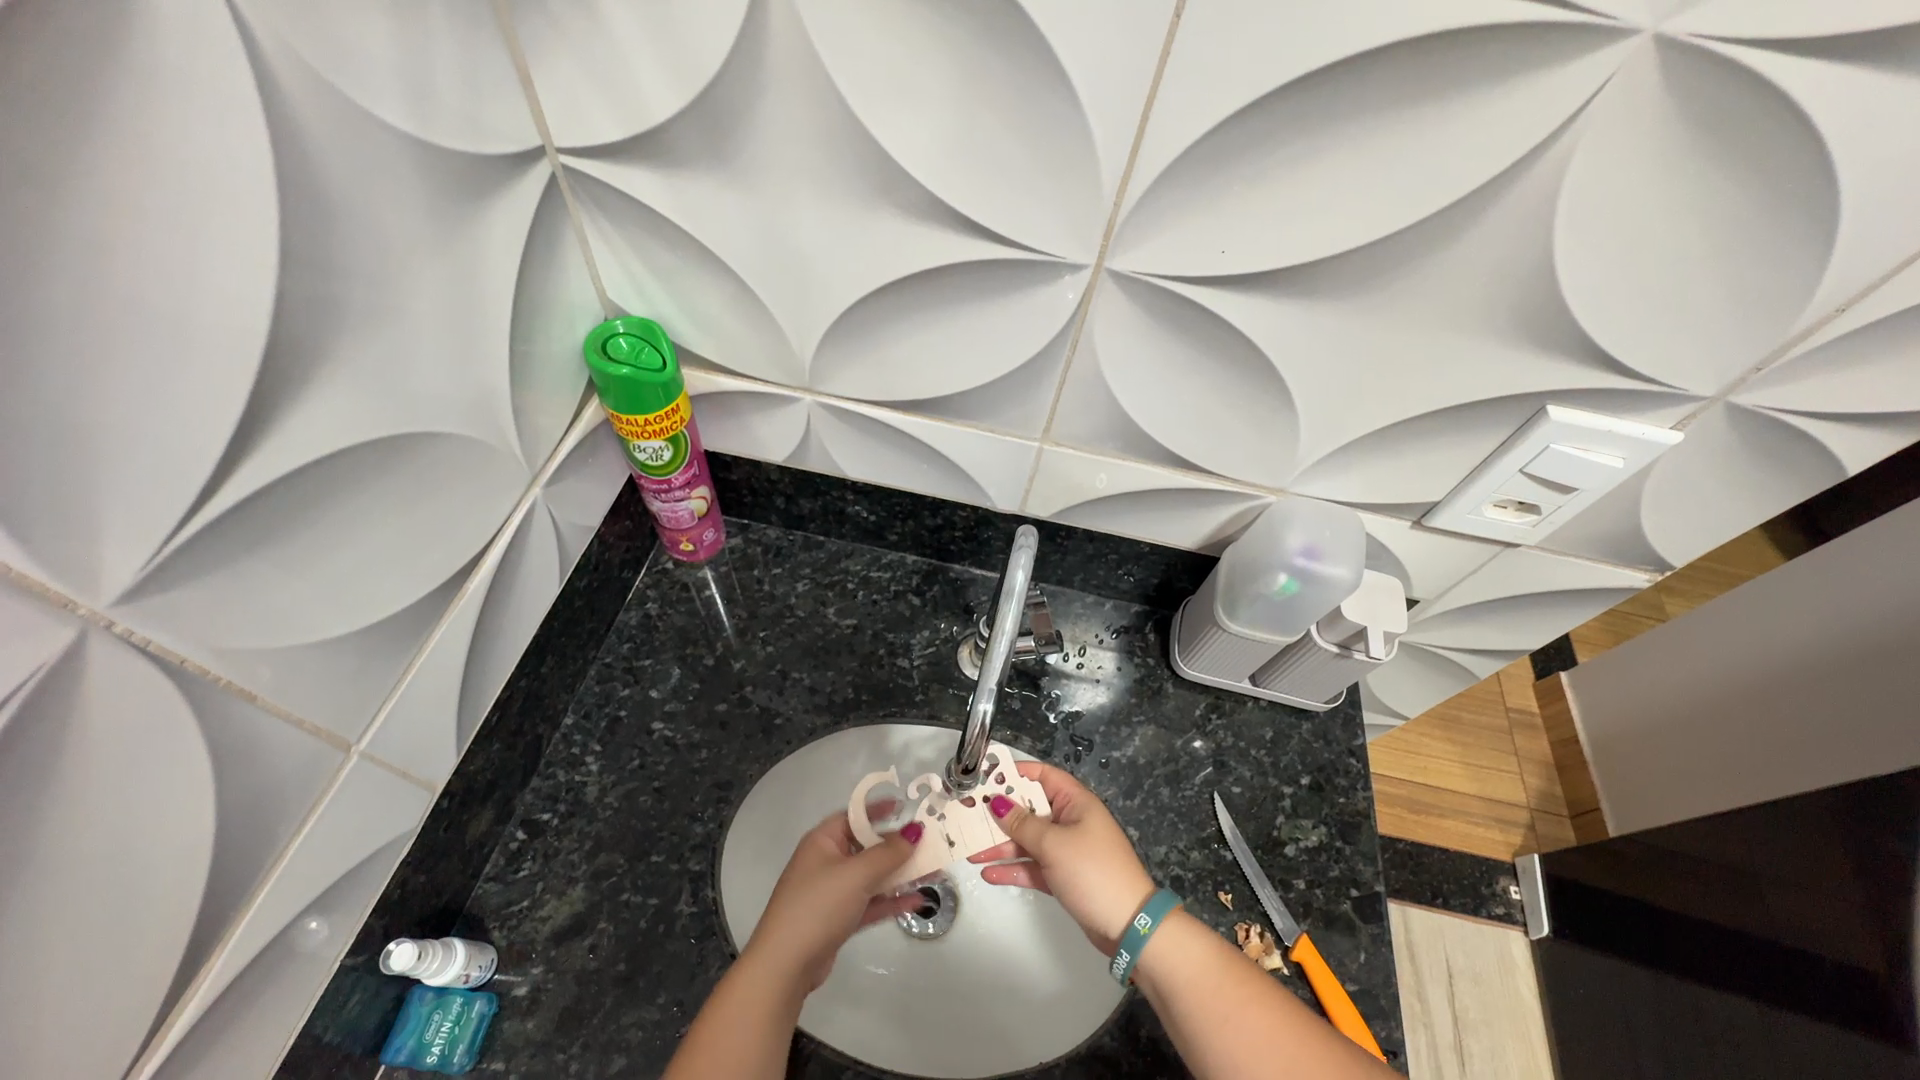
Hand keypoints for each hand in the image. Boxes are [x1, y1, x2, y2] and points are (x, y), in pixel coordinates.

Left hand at [741, 810, 923, 992]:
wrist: (786, 964)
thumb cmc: (818, 906)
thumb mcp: (856, 874)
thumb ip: (888, 853)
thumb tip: (915, 830)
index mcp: (823, 842)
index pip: (854, 816)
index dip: (880, 810)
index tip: (907, 808)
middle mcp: (827, 862)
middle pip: (867, 847)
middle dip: (898, 846)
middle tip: (930, 843)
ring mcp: (833, 892)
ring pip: (872, 876)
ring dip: (900, 874)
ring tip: (934, 872)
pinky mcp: (840, 918)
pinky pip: (871, 902)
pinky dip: (891, 900)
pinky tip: (918, 901)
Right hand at [967, 762, 1155, 954]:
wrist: (1128, 924)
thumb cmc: (1092, 871)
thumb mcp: (1054, 844)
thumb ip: (1022, 824)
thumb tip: (997, 803)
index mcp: (1075, 803)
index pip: (1043, 776)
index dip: (1016, 773)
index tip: (985, 777)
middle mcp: (1070, 821)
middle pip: (1030, 810)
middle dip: (1000, 815)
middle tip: (967, 817)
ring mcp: (1067, 850)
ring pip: (1028, 841)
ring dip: (1001, 846)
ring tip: (970, 852)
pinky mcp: (1063, 876)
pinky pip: (1033, 866)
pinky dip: (1013, 868)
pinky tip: (989, 874)